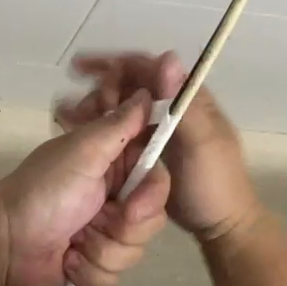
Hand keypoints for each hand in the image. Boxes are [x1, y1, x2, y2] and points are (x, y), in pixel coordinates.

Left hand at [0, 92, 171, 285]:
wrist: (3, 241)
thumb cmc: (43, 189)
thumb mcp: (82, 151)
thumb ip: (118, 126)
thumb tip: (146, 94)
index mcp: (113, 165)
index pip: (157, 176)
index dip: (152, 192)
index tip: (133, 202)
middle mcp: (115, 198)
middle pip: (152, 218)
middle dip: (125, 226)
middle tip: (96, 220)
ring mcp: (106, 233)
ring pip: (136, 250)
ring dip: (102, 250)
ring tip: (74, 242)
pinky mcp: (97, 264)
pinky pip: (116, 276)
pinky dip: (89, 272)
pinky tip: (68, 261)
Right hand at [57, 52, 260, 242]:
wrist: (221, 228)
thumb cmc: (215, 185)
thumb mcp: (202, 144)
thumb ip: (183, 104)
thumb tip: (166, 57)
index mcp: (188, 98)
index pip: (147, 68)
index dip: (114, 64)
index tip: (80, 68)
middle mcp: (172, 107)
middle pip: (129, 85)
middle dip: (99, 88)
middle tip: (72, 105)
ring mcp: (159, 129)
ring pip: (121, 106)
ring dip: (94, 106)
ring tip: (66, 117)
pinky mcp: (147, 149)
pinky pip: (118, 129)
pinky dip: (97, 127)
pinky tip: (74, 132)